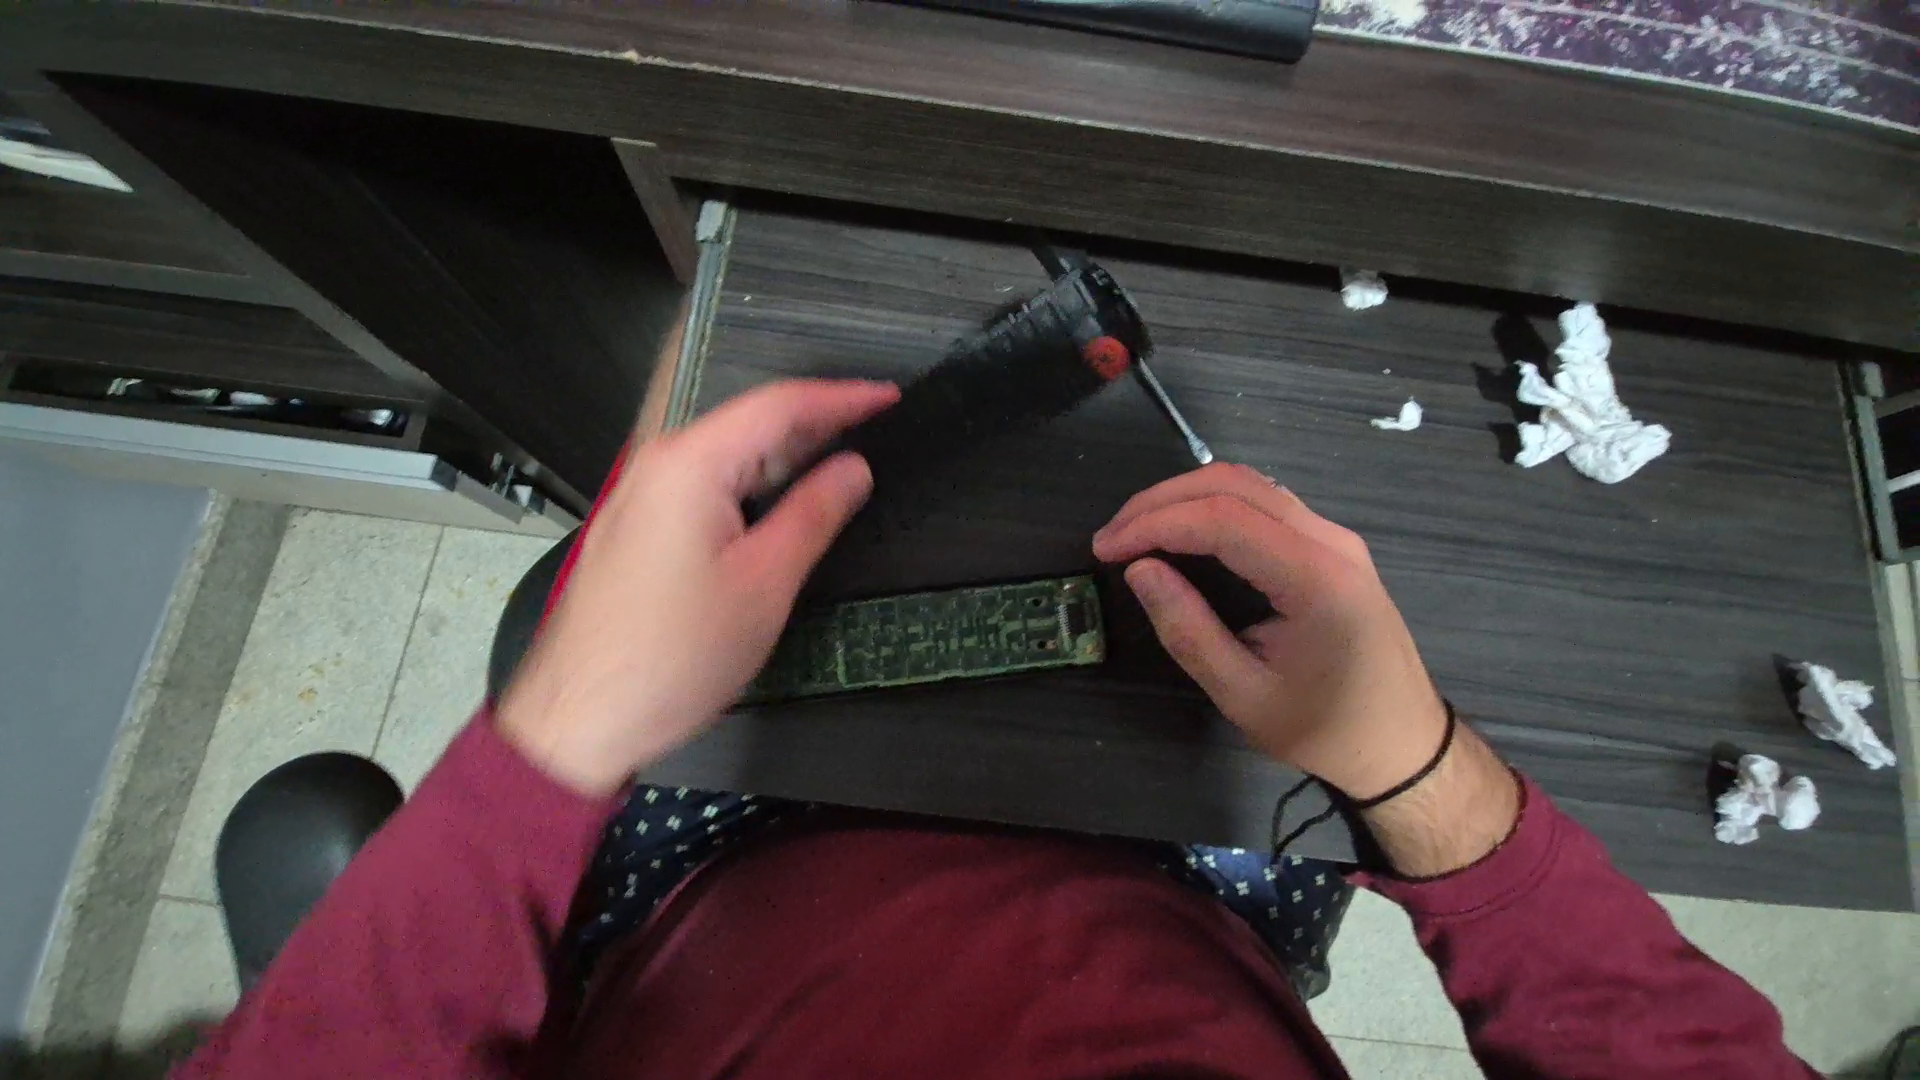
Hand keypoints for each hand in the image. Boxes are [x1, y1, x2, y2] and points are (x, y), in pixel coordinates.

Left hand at [496, 379, 899, 795]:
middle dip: (816, 423)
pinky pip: (707, 485)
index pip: (779, 406)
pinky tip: (783, 500)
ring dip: (786, 455)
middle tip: (876, 429)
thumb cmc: (679, 652)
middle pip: (750, 425)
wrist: (579, 718)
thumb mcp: (765, 582)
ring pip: (728, 457)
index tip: (890, 398)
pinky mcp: (639, 526)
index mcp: (691, 464)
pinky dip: (754, 485)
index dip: (841, 398)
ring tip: (842, 459)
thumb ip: (814, 513)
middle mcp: (659, 463)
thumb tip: (855, 466)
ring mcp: (642, 495)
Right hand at [1091, 463, 1448, 800]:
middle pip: (1232, 484)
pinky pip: (1262, 502)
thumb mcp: (1244, 695)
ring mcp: (1333, 537)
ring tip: (1135, 531)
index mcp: (1315, 579)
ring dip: (1183, 497)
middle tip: (1110, 536)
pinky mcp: (1329, 545)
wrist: (1405, 744)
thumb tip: (1138, 571)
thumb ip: (1188, 630)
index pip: (1221, 520)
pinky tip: (1179, 532)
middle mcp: (1329, 541)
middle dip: (1160, 501)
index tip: (1104, 550)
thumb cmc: (1326, 729)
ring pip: (1248, 483)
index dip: (1153, 524)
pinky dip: (1210, 506)